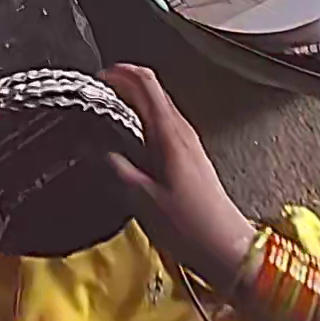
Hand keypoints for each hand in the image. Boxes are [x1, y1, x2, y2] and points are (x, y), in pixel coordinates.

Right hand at [102, 63, 256, 287]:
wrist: (227, 248)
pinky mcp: (190, 153)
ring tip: (109, 110)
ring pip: (158, 103)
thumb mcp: (140, 197)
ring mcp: (188, 140)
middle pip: (152, 87)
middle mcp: (181, 129)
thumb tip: (91, 146)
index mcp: (168, 132)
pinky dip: (142, 115)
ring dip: (133, 98)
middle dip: (123, 81)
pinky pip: (163, 120)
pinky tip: (130, 134)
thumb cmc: (188, 224)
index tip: (99, 77)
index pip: (146, 82)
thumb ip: (113, 166)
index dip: (120, 72)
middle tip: (98, 92)